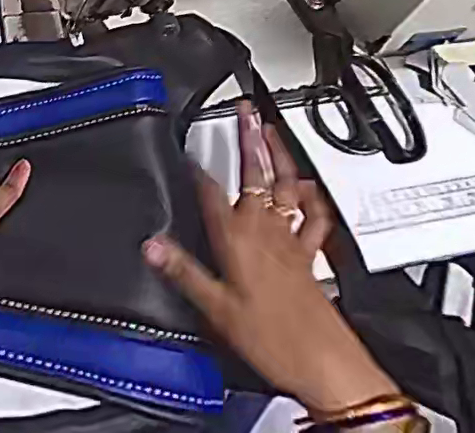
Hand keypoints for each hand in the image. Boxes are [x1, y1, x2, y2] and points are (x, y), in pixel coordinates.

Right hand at [143, 102, 407, 418]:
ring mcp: (289, 236)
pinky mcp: (308, 252)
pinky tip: (311, 185)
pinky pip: (313, 217)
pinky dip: (313, 198)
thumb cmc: (271, 336)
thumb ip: (183, 271)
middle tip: (245, 112)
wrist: (322, 361)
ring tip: (272, 130)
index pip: (210, 191)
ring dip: (279, 154)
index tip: (188, 150)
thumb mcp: (215, 309)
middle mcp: (264, 228)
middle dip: (248, 139)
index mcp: (236, 236)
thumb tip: (152, 245)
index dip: (197, 168)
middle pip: (254, 173)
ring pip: (285, 184)